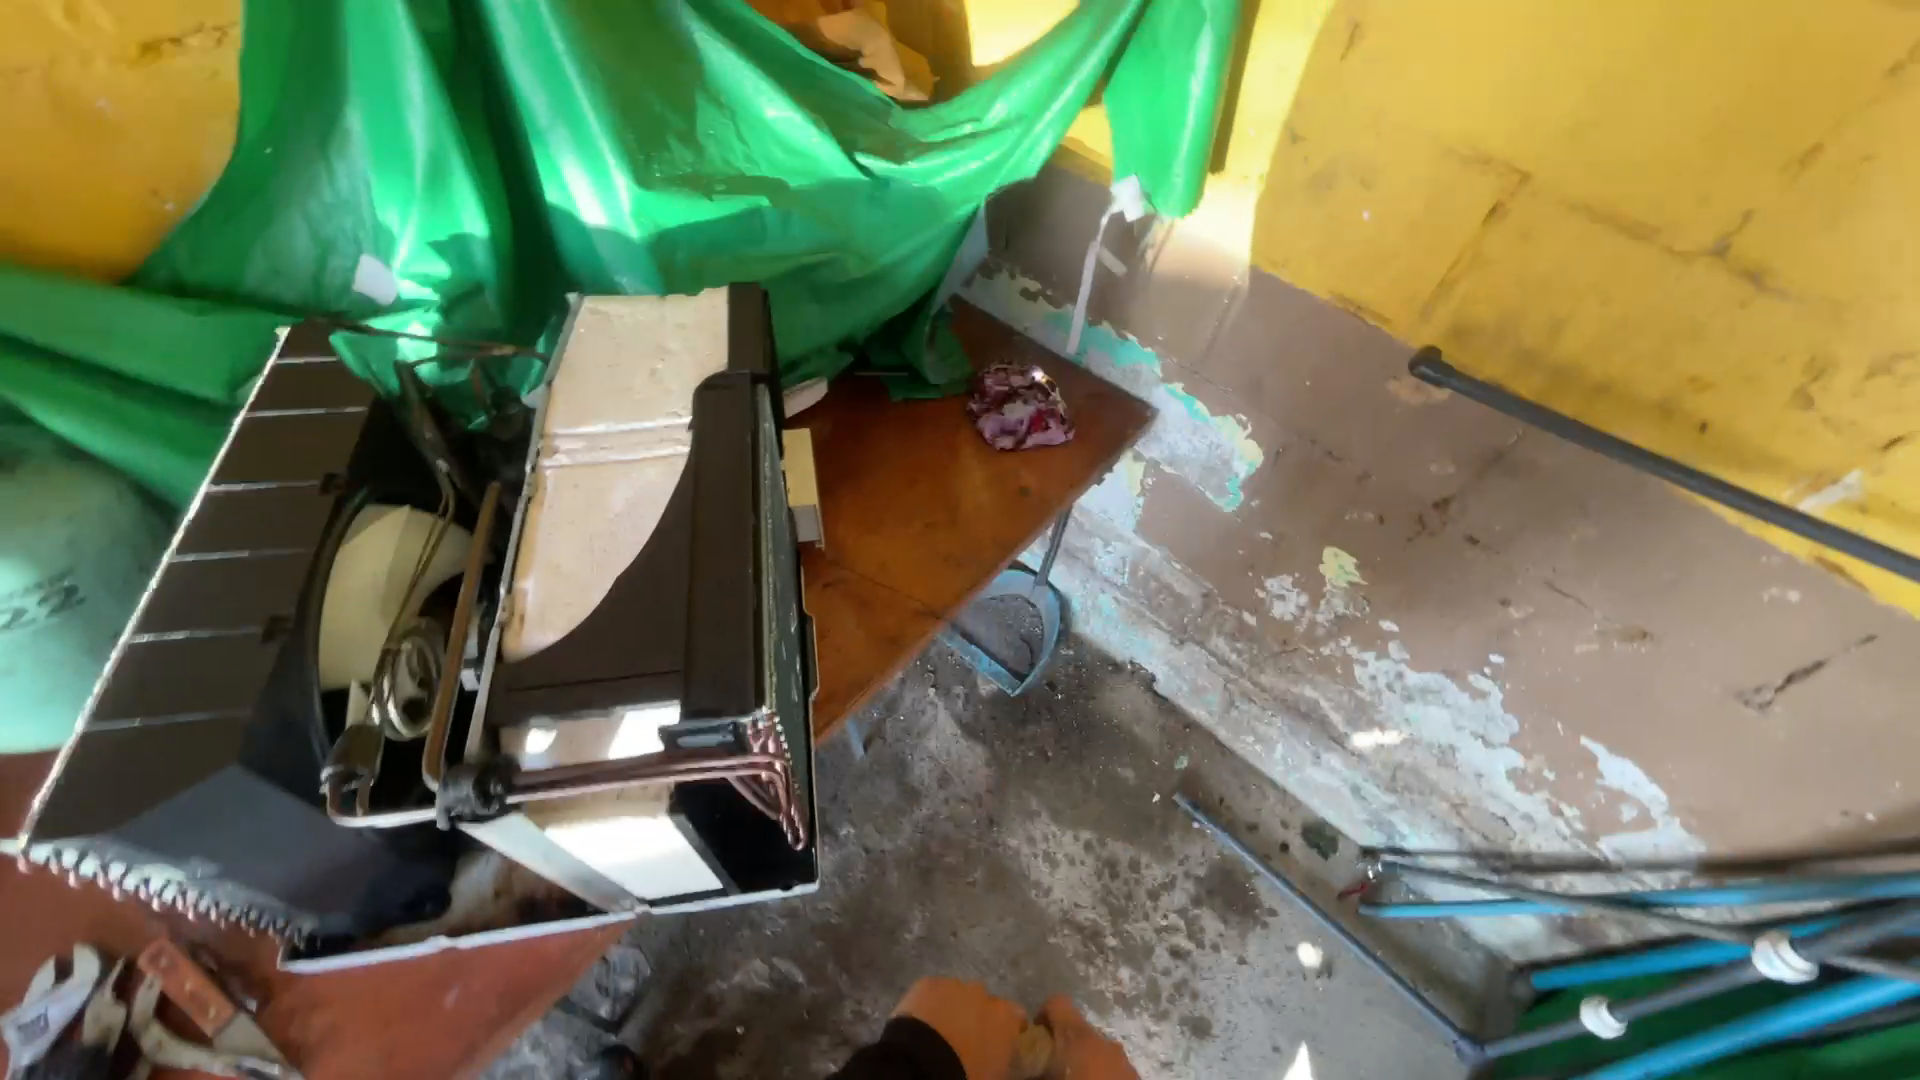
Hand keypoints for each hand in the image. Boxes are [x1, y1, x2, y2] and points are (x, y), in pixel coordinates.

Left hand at [893, 977, 1027, 1079]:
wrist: (924, 1065)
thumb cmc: (967, 1076)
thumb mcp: (994, 1075)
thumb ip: (1001, 1057)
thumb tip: (996, 1056)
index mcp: (1004, 1017)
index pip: (1016, 1015)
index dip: (1010, 1025)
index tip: (1004, 1037)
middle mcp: (982, 994)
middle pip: (984, 1001)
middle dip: (977, 1015)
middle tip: (966, 1038)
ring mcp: (954, 985)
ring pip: (957, 994)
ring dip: (953, 1008)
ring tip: (940, 1033)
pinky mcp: (928, 984)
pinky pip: (933, 993)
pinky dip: (930, 1005)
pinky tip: (921, 1024)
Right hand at [1038, 996, 1138, 1079]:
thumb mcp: (1046, 1078)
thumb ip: (1034, 1071)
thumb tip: (1025, 1070)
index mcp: (1077, 1036)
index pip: (1056, 1002)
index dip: (1042, 1017)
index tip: (1034, 1042)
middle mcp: (1103, 1041)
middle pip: (1077, 1031)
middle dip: (1062, 1050)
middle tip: (1051, 1075)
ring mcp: (1123, 1062)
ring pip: (1097, 1053)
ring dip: (1084, 1067)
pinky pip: (1113, 1072)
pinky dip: (1102, 1079)